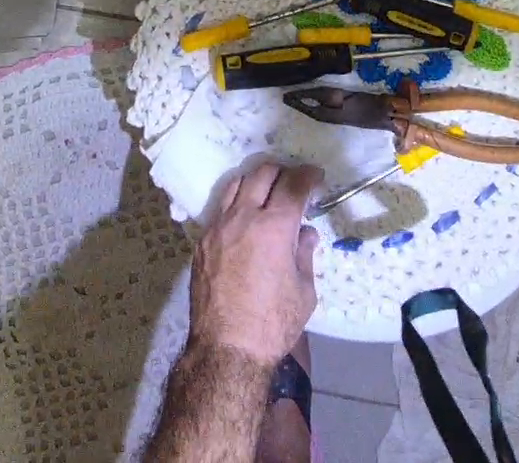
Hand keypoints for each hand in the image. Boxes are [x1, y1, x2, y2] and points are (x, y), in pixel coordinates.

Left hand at [188, 161, 323, 366]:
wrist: (227, 347)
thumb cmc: (274, 323)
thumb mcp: (304, 291)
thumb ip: (304, 254)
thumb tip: (306, 233)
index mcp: (274, 227)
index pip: (293, 185)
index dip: (308, 174)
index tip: (316, 175)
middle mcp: (244, 217)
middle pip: (262, 174)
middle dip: (282, 171)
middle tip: (292, 182)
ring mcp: (218, 226)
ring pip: (236, 184)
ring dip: (255, 181)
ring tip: (267, 192)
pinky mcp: (202, 241)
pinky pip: (220, 209)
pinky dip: (236, 204)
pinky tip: (244, 220)